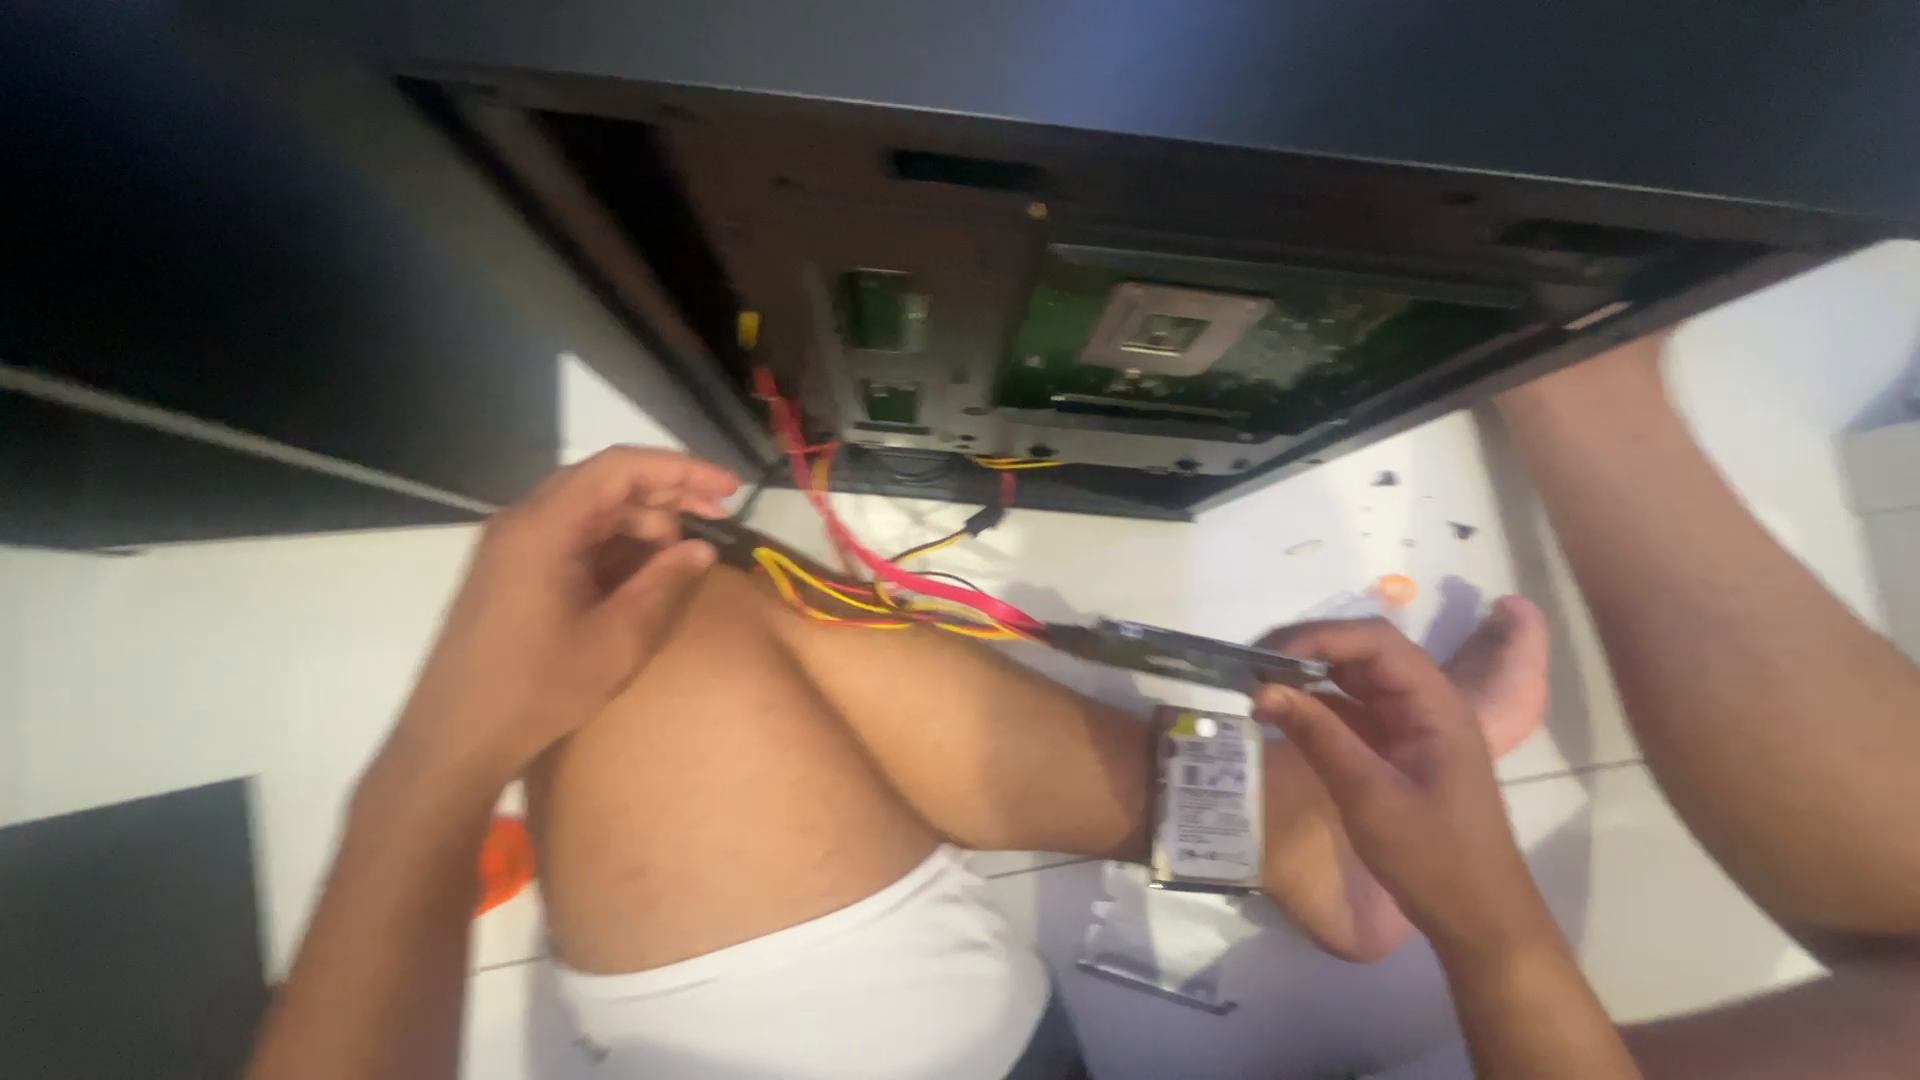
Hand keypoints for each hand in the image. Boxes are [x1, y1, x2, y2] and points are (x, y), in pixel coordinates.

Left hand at [384, 448, 738, 791]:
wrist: (455, 738)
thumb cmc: (539, 689)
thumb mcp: (619, 638)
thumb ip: (665, 583)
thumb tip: (703, 549)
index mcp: (544, 526)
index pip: (620, 467)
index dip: (682, 469)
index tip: (729, 488)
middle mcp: (524, 521)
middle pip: (606, 481)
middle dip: (667, 492)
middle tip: (719, 516)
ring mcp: (514, 544)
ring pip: (592, 508)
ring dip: (643, 520)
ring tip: (684, 553)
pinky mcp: (513, 568)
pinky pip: (574, 535)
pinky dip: (616, 542)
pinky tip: (645, 568)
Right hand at [1252, 618, 1554, 957]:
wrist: (1479, 919)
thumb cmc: (1434, 858)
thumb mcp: (1368, 795)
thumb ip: (1316, 735)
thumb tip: (1260, 689)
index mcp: (1436, 704)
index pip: (1376, 642)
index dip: (1320, 637)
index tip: (1268, 657)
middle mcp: (1424, 702)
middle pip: (1361, 652)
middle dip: (1305, 651)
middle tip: (1251, 668)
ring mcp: (1408, 723)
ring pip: (1351, 678)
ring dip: (1304, 676)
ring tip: (1256, 686)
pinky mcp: (1392, 744)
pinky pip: (1347, 708)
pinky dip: (1311, 705)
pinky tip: (1278, 712)